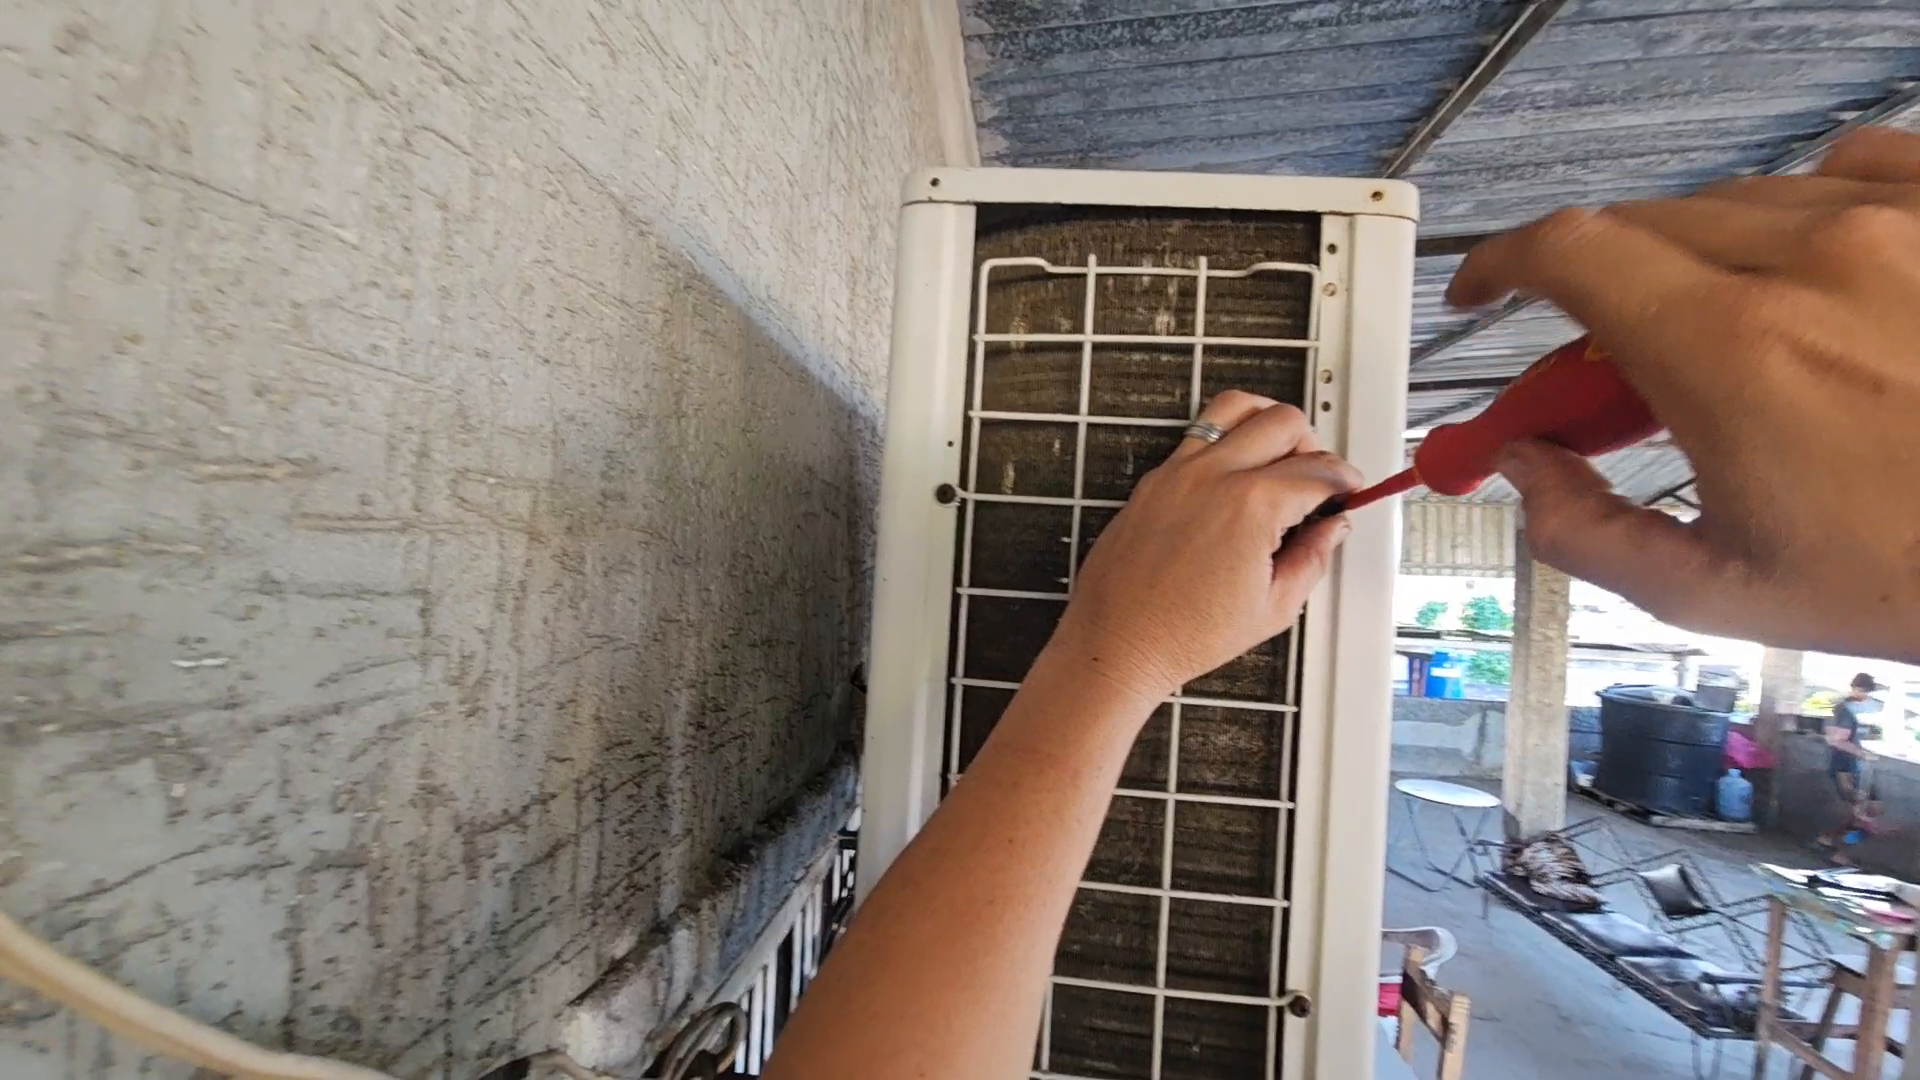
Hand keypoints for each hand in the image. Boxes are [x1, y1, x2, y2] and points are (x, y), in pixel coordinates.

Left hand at [1043, 391, 1360, 700]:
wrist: (1116, 643)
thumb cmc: (1181, 634)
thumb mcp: (1272, 608)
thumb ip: (1313, 558)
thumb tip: (1332, 528)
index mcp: (1251, 506)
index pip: (1320, 469)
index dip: (1346, 481)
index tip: (1347, 493)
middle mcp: (1211, 476)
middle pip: (1283, 421)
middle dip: (1313, 445)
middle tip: (1315, 481)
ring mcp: (1175, 473)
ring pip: (1234, 407)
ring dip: (1266, 423)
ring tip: (1276, 459)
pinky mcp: (1150, 481)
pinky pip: (1195, 436)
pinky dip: (1224, 441)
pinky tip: (1232, 476)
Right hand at [1448, 126, 1919, 660]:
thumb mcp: (1712, 591)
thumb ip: (1577, 530)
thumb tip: (1526, 468)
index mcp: (1732, 351)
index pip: (1565, 254)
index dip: (1497, 265)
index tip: (1478, 293)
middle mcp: (1821, 263)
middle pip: (1631, 233)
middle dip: (1578, 299)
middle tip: (1590, 375)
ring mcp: (1915, 224)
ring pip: (1726, 209)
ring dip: (1676, 269)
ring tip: (1705, 344)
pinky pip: (1856, 166)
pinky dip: (1794, 212)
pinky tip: (1802, 270)